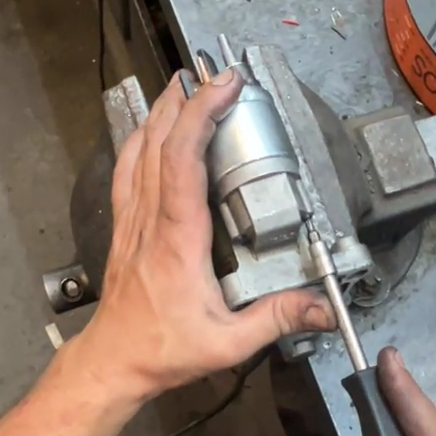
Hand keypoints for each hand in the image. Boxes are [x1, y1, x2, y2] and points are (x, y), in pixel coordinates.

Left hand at [78, 71, 333, 403]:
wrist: (114, 360)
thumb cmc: (162, 349)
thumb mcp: (229, 342)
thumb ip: (277, 319)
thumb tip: (321, 308)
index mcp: (178, 238)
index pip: (184, 157)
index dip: (203, 113)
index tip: (227, 86)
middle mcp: (150, 220)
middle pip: (159, 140)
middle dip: (186, 98)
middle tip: (214, 75)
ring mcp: (132, 221)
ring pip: (138, 148)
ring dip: (161, 112)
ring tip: (184, 86)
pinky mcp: (125, 228)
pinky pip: (126, 170)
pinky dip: (139, 140)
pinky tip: (149, 130)